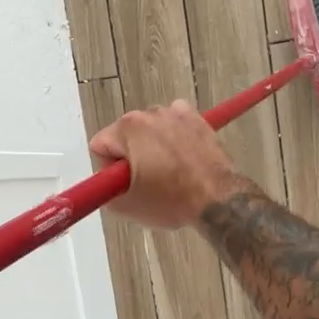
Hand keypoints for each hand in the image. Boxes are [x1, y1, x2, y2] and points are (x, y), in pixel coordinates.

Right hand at [89, 100, 247, 228]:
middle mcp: (150, 112)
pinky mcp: (198, 119)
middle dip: (132, 157)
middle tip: (147, 183)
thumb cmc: (172, 200)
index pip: (100, 145)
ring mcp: (176, 112)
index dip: (108, 169)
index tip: (124, 185)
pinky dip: (175, 138)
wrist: (218, 198)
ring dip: (154, 148)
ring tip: (170, 174)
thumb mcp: (127, 206)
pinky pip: (176, 126)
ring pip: (151, 130)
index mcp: (128, 128)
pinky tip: (183, 159)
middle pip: (126, 135)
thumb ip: (106, 191)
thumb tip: (110, 185)